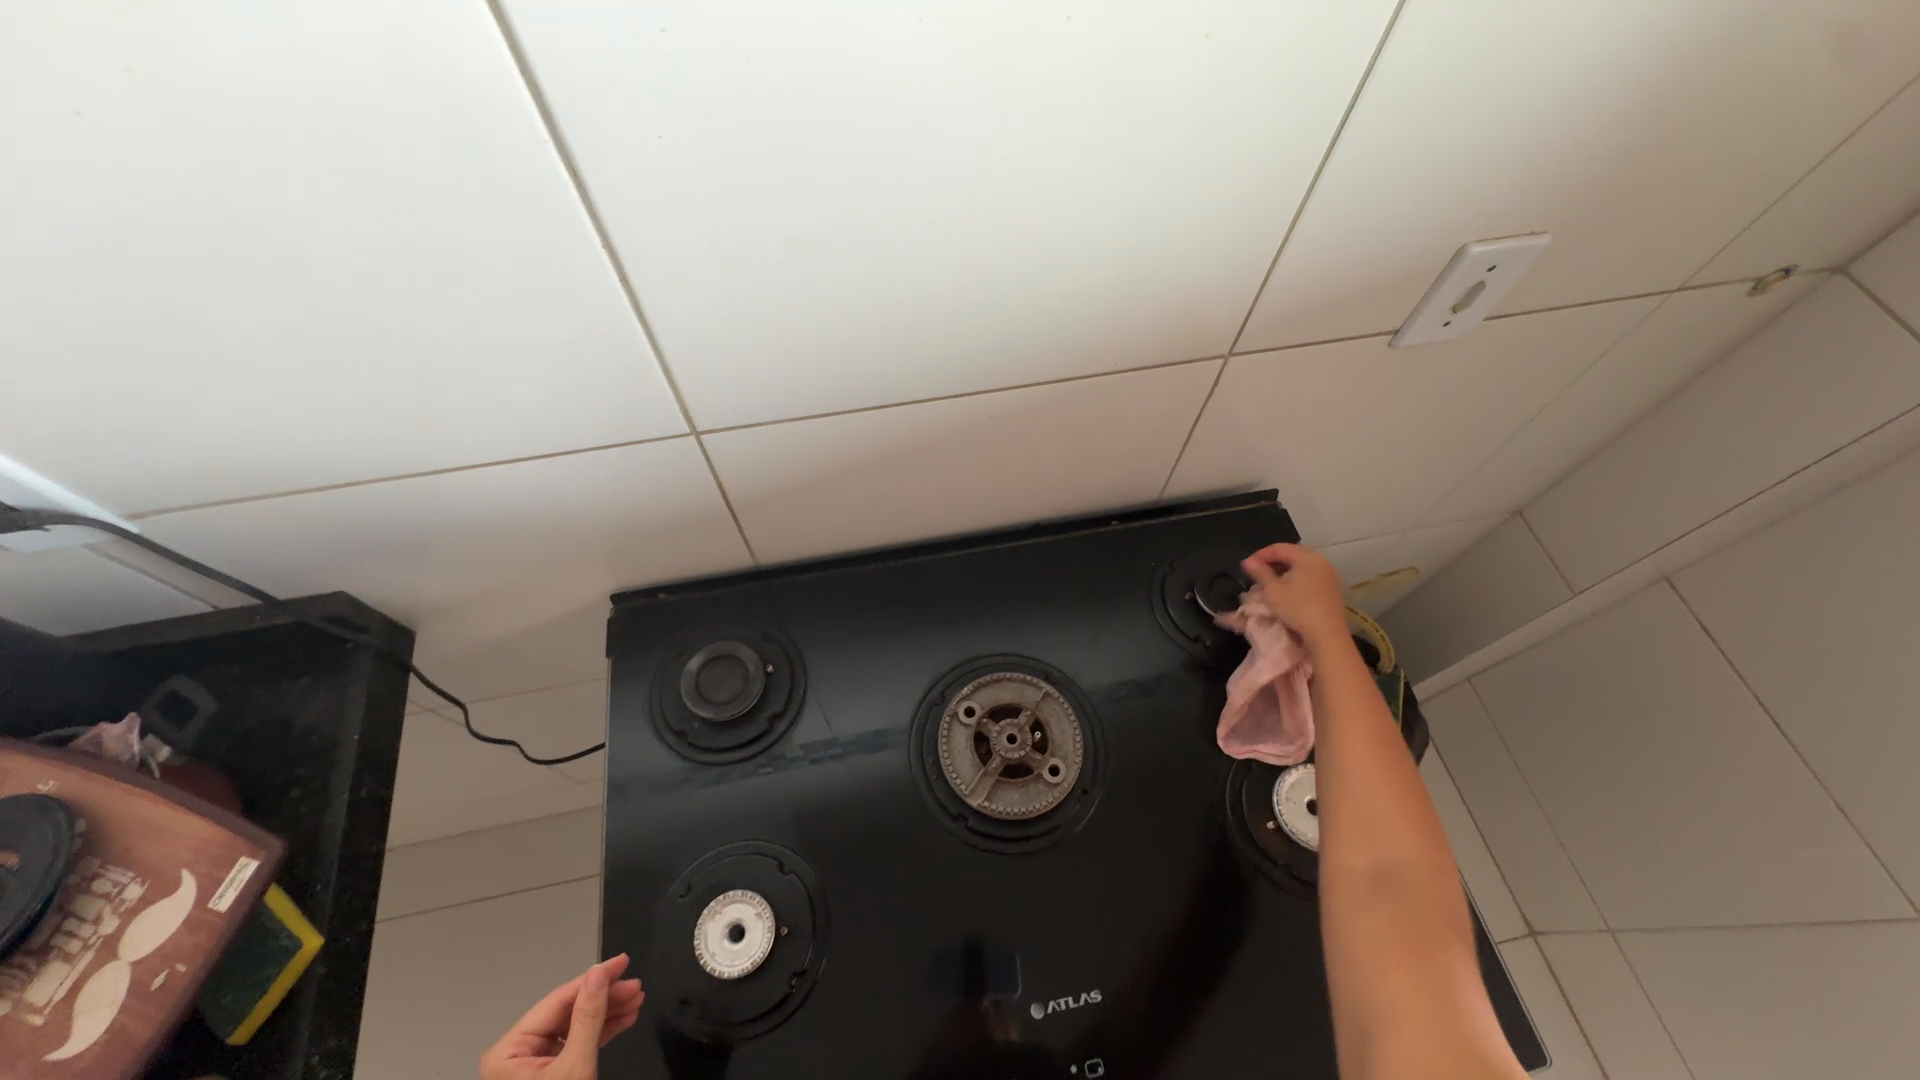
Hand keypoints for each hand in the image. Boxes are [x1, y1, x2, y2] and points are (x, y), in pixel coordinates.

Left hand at [479, 954, 644, 1079]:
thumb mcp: (574, 1067)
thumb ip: (587, 1018)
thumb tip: (599, 972)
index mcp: (509, 1050)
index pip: (557, 1002)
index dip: (591, 979)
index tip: (622, 962)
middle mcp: (516, 1053)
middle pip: (567, 1013)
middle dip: (604, 998)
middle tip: (636, 985)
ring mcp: (532, 1066)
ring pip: (575, 1027)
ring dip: (607, 1013)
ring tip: (637, 1000)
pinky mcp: (549, 1076)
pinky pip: (576, 1045)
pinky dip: (601, 1032)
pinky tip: (625, 1019)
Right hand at [1241, 543, 1348, 655]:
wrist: (1327, 634)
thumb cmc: (1297, 608)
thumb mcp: (1273, 591)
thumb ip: (1260, 573)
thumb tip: (1247, 561)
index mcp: (1307, 557)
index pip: (1279, 548)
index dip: (1260, 554)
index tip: (1246, 566)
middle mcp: (1321, 562)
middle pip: (1293, 554)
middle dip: (1273, 561)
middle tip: (1257, 573)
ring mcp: (1330, 575)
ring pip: (1302, 566)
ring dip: (1284, 571)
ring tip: (1270, 582)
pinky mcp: (1333, 589)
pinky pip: (1311, 576)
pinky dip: (1296, 579)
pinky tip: (1288, 590)